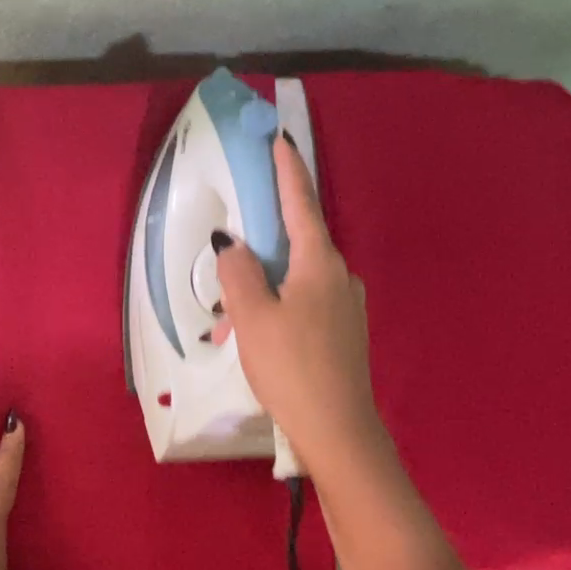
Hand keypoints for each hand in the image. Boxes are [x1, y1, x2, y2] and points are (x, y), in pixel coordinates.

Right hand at [213, 133, 383, 470]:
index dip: (287, 170)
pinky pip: (302, 307)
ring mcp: (345, 306)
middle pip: (293, 246)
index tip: (281, 140)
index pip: (300, 203)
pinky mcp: (343, 333)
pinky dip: (274, 313)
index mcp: (319, 263)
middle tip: (225, 275)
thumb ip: (237, 273)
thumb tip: (233, 247)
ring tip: (227, 330)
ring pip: (293, 282)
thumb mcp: (252, 317)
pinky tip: (253, 344)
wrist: (337, 429)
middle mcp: (338, 275)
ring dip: (259, 295)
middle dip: (256, 256)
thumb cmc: (292, 366)